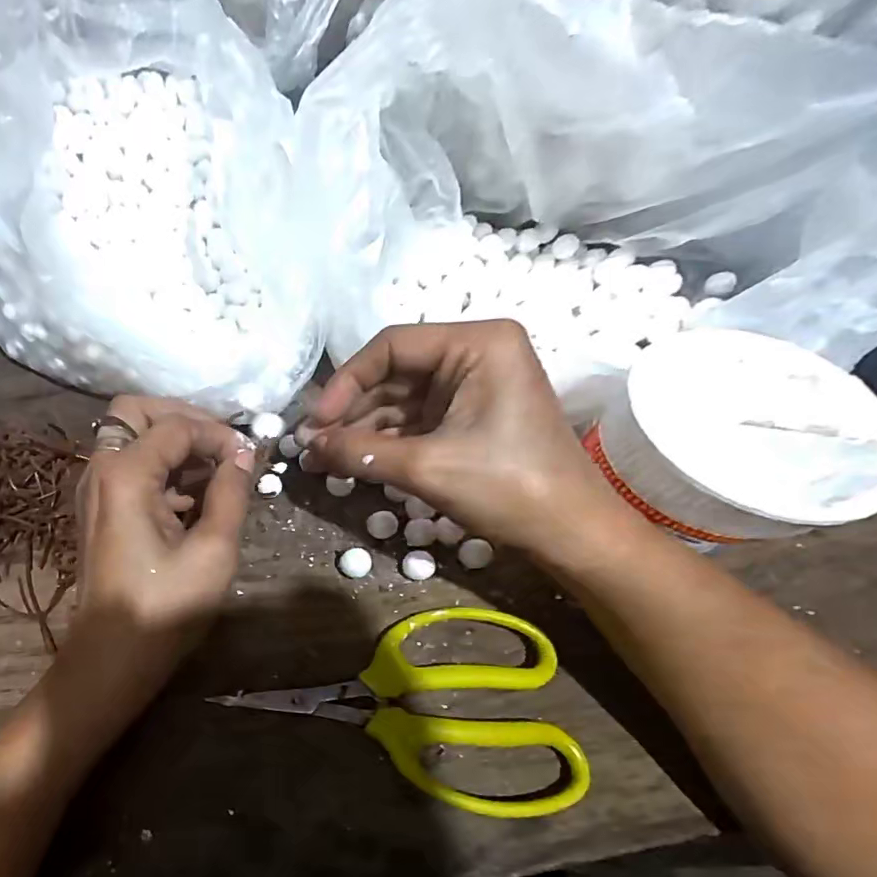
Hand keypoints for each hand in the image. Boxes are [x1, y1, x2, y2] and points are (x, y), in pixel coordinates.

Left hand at [67, 396, 255, 688]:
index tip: (249, 458)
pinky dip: (159, 468)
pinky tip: (192, 497)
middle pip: (136, 413)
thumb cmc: (165, 608)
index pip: (176, 427)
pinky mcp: (98, 510)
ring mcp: (93, 491)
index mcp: (124, 474)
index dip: (218, 434)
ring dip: (172, 445)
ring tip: (215, 472)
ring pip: (129, 439)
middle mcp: (99, 471)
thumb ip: (231, 493)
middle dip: (183, 420)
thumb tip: (244, 454)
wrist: (111, 656)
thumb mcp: (213, 551)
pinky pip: (127, 468)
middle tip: (222, 444)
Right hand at [302, 321, 634, 554]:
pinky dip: (382, 442)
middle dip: (349, 412)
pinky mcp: (467, 418)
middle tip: (311, 446)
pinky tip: (349, 462)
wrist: (569, 532)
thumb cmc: (508, 487)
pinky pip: (412, 421)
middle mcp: (474, 355)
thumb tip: (306, 446)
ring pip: (397, 400)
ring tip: (321, 460)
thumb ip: (361, 451)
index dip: (346, 382)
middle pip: (392, 374)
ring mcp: (470, 387)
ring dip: (360, 431)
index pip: (391, 346)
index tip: (317, 422)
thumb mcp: (427, 467)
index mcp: (476, 344)